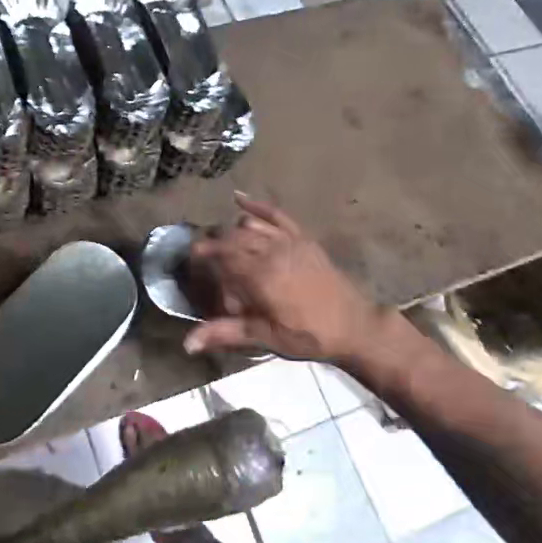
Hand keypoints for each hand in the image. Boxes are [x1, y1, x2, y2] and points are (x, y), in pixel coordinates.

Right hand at [184, 194, 388, 367]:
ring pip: (251, 224)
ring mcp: (289, 241)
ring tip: (220, 240)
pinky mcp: (303, 238)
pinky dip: (256, 205)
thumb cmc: (308, 335)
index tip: (190, 256)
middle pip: (233, 236)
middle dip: (214, 240)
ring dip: (232, 229)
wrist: (354, 326)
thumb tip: (187, 344)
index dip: (204, 251)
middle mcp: (272, 250)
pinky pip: (276, 215)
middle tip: (202, 253)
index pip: (223, 253)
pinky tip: (238, 198)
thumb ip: (226, 333)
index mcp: (261, 275)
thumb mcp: (266, 337)